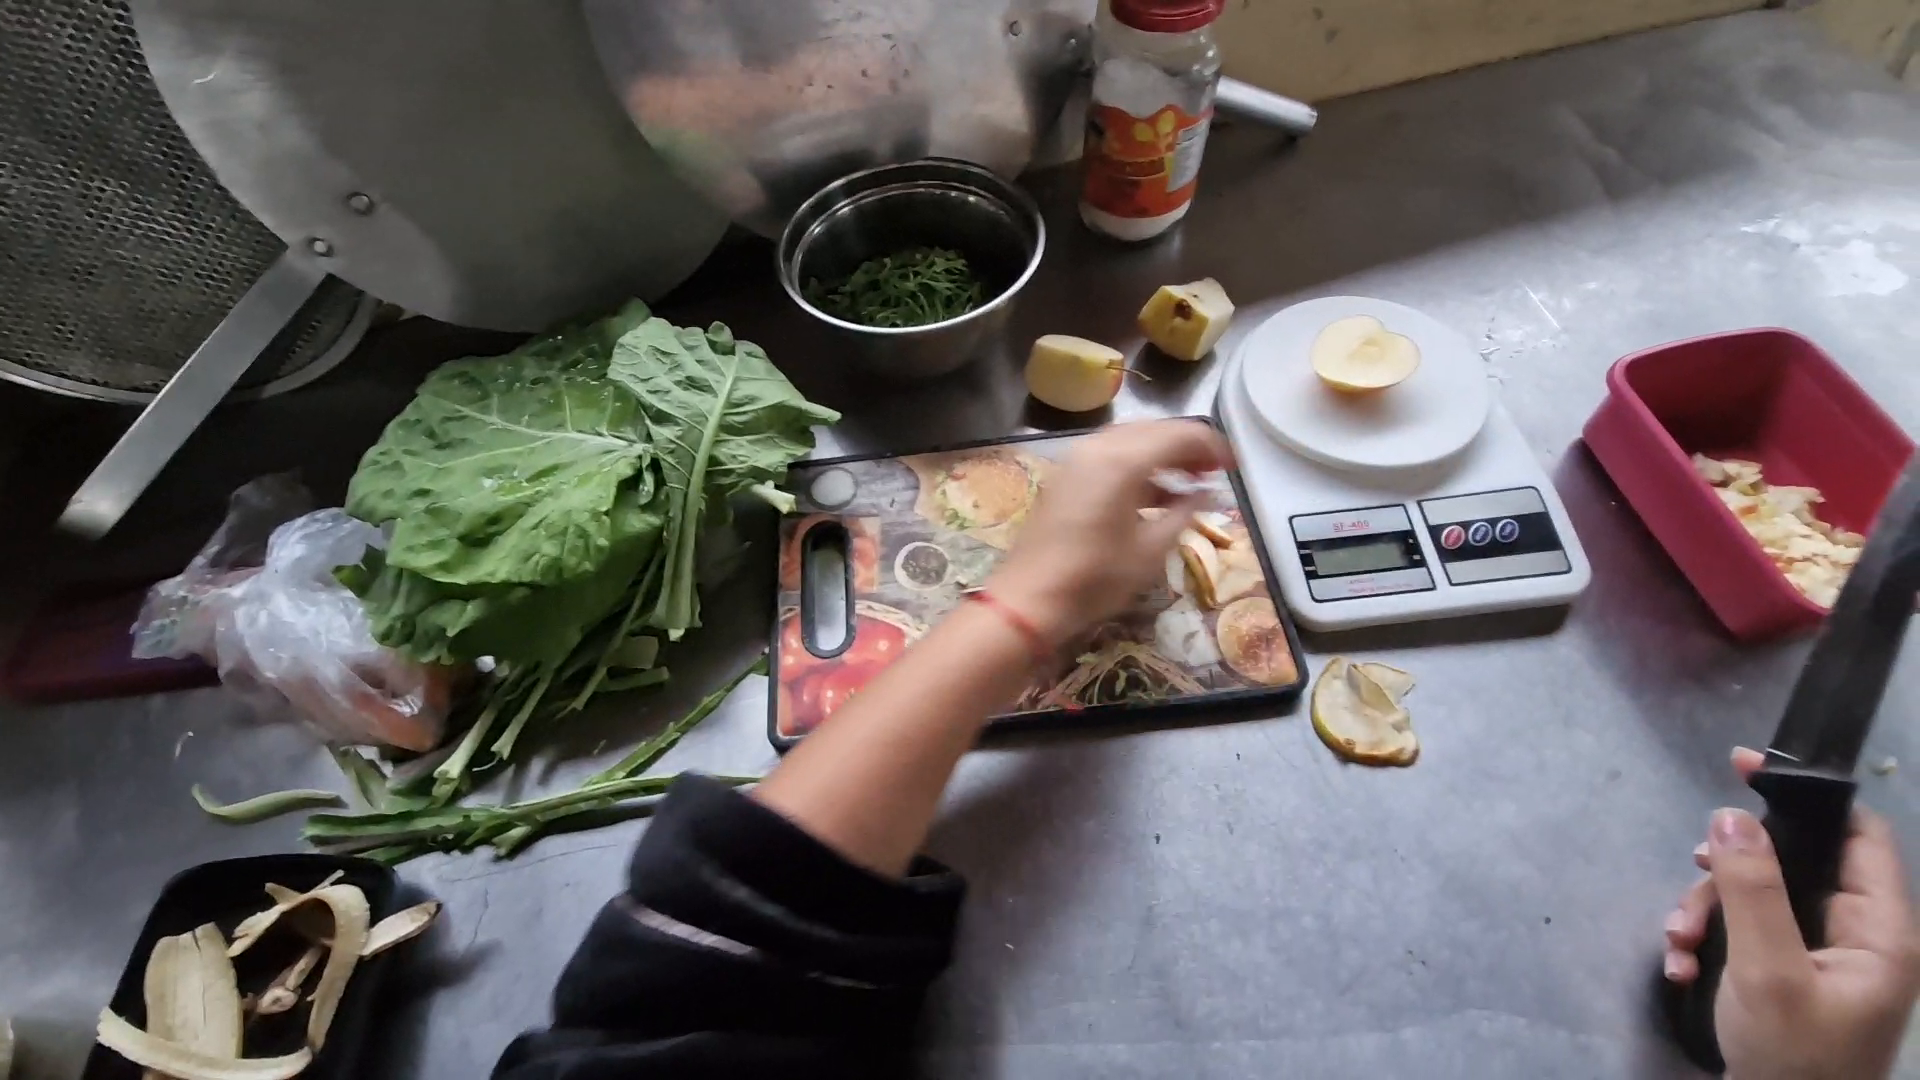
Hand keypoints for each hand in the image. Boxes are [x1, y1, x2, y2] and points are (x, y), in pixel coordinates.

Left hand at [988, 419, 1232, 644]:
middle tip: (1213, 472)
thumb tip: (1207, 494)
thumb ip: (1184, 513)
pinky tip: (1155, 493)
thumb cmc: (1094, 580)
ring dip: (1161, 454)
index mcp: (1122, 461)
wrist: (1029, 599)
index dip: (1212, 446)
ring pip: (1130, 441)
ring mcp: (1075, 461)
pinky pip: (1108, 457)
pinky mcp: (1064, 477)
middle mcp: (1097, 449)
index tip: (1233, 467)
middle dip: (1187, 447)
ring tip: (1189, 481)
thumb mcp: (1151, 551)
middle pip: (1153, 430)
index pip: (1179, 434)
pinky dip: (1136, 467)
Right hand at [1664, 747, 1919, 1079]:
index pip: (1862, 838)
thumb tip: (1730, 815)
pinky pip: (1738, 927)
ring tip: (1677, 941)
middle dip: (1724, 875)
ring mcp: (1820, 953)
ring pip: (1751, 895)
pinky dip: (1702, 938)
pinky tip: (1683, 963)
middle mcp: (1856, 935)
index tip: (1742, 767)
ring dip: (1703, 911)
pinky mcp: (1786, 967)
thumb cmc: (1794, 1051)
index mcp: (1880, 933)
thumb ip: (1751, 889)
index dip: (1807, 795)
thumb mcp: (1765, 968)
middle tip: (1690, 886)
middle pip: (1786, 863)